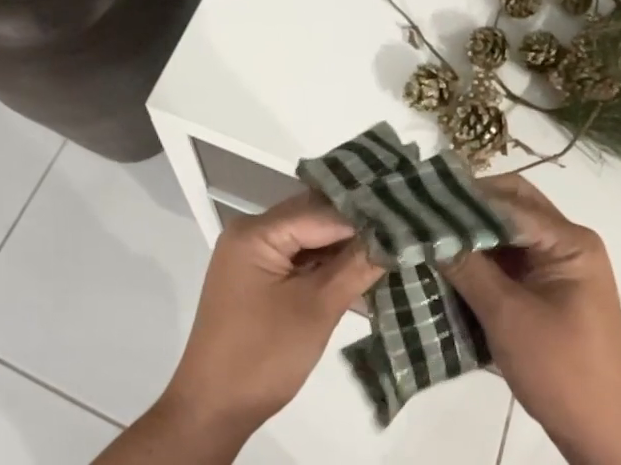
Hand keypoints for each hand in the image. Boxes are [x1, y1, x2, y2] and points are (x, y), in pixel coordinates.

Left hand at [161, 191, 383, 433]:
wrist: (214, 408)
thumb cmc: (263, 356)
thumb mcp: (317, 309)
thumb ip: (356, 267)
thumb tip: (394, 236)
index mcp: (256, 232)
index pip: (320, 211)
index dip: (363, 216)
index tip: (406, 219)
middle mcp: (250, 233)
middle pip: (312, 218)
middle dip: (355, 228)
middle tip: (402, 233)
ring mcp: (251, 255)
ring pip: (307, 238)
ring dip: (343, 247)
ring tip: (390, 249)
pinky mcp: (256, 277)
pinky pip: (297, 258)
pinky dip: (325, 265)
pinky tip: (360, 270)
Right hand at [445, 175, 620, 464]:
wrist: (603, 435)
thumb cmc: (561, 372)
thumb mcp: (507, 316)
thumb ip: (466, 266)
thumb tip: (424, 228)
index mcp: (569, 241)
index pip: (508, 200)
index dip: (462, 198)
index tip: (417, 202)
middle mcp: (566, 244)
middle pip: (509, 208)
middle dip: (465, 211)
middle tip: (420, 217)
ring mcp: (558, 268)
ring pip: (505, 234)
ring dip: (470, 236)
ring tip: (425, 239)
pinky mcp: (548, 291)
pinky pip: (508, 262)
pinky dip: (479, 262)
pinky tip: (446, 269)